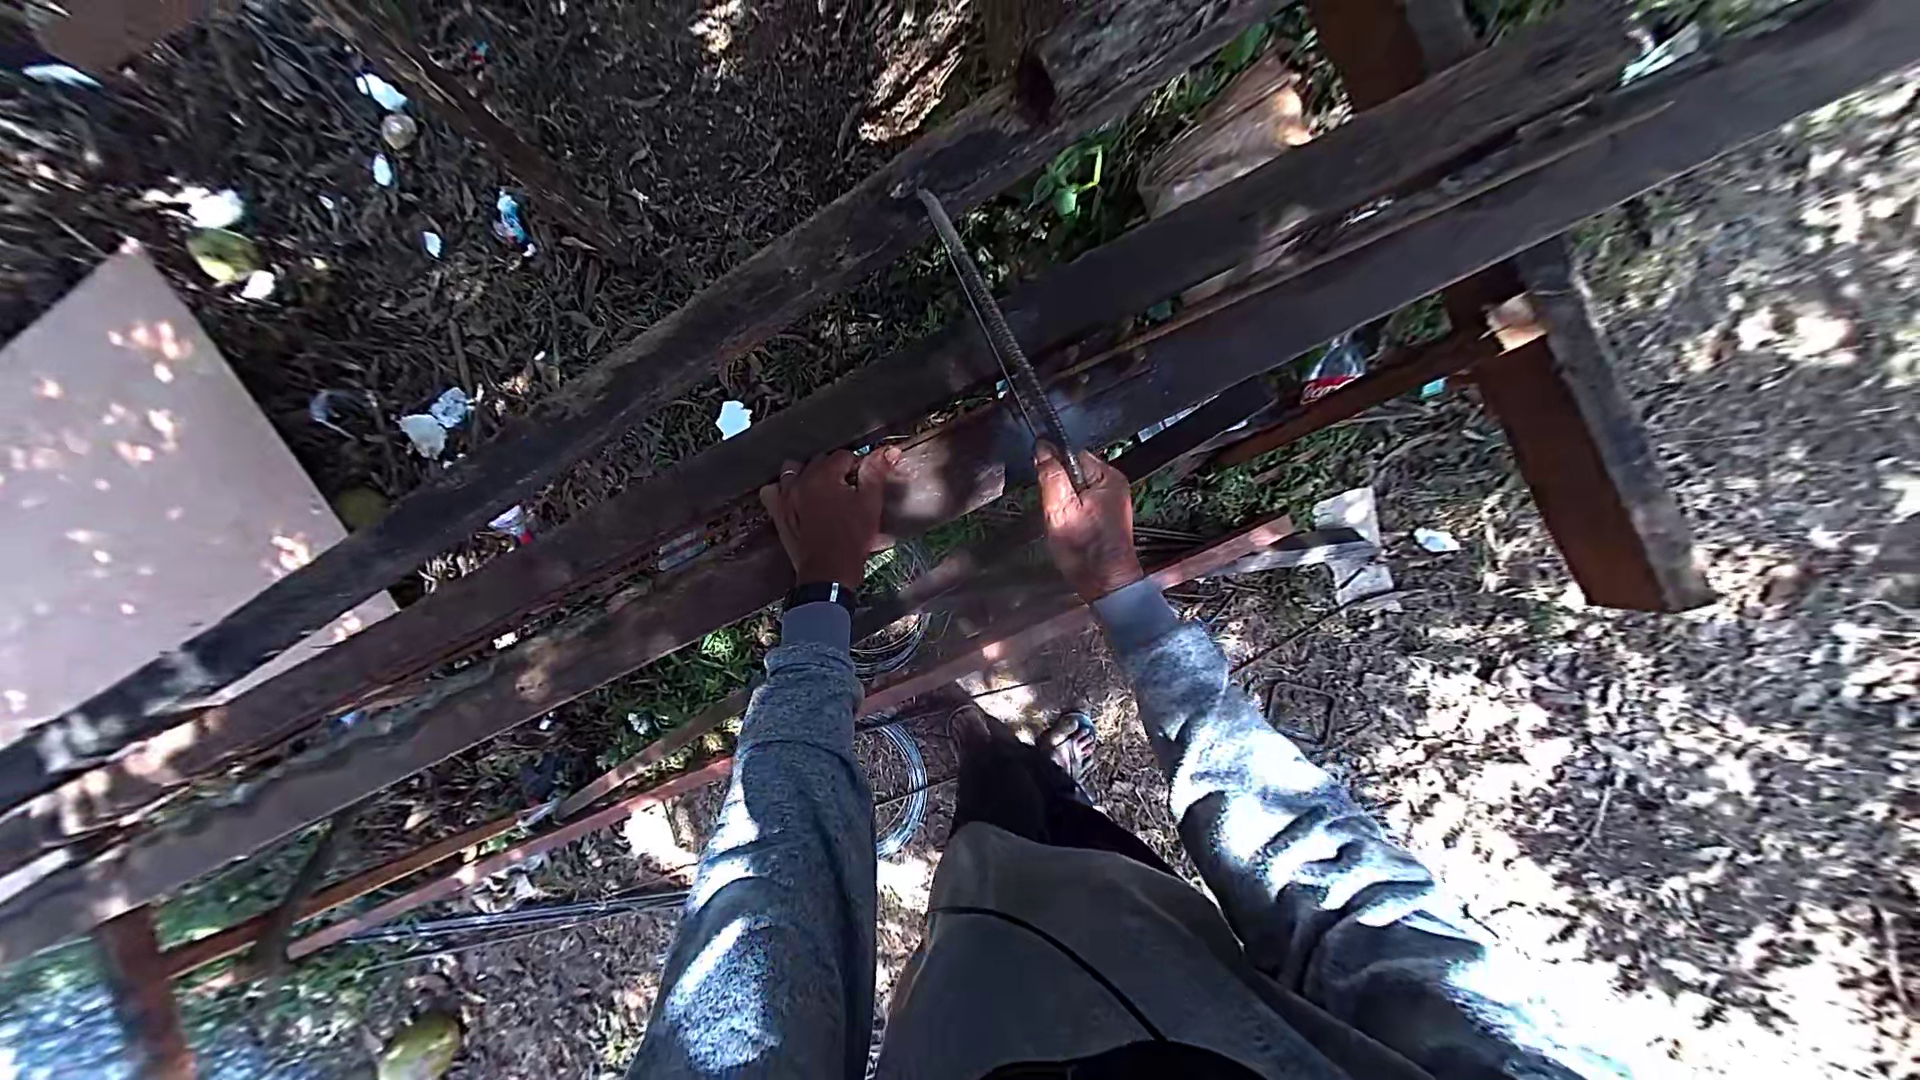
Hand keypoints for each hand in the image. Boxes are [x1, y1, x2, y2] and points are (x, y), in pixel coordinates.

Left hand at [760, 448, 899, 586]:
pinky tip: (795, 497)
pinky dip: (783, 490)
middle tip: (849, 491)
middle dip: (835, 470)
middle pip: (819, 461)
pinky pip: (773, 491)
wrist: (828, 573)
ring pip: (794, 470)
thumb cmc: (852, 538)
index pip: (844, 456)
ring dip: (808, 474)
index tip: (864, 484)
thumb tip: (888, 451)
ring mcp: (785, 496)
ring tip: (822, 490)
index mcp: (824, 475)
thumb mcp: (870, 505)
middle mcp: (800, 480)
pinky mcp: (777, 513)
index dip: (857, 468)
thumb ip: (875, 474)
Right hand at [1035, 441, 1142, 601]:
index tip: (1043, 481)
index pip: (1072, 454)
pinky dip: (1069, 511)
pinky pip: (1079, 502)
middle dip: (1057, 486)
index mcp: (1108, 477)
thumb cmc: (1087, 551)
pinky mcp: (1104, 515)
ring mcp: (1110, 500)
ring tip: (1063, 520)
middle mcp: (1113, 485)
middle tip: (1055, 509)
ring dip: (1062, 501)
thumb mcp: (1060, 508)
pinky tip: (1069, 526)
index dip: (1052, 465)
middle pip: (1072, 470)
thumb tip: (1042, 449)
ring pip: (1073, 488)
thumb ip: (1051, 475)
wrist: (1104, 583)